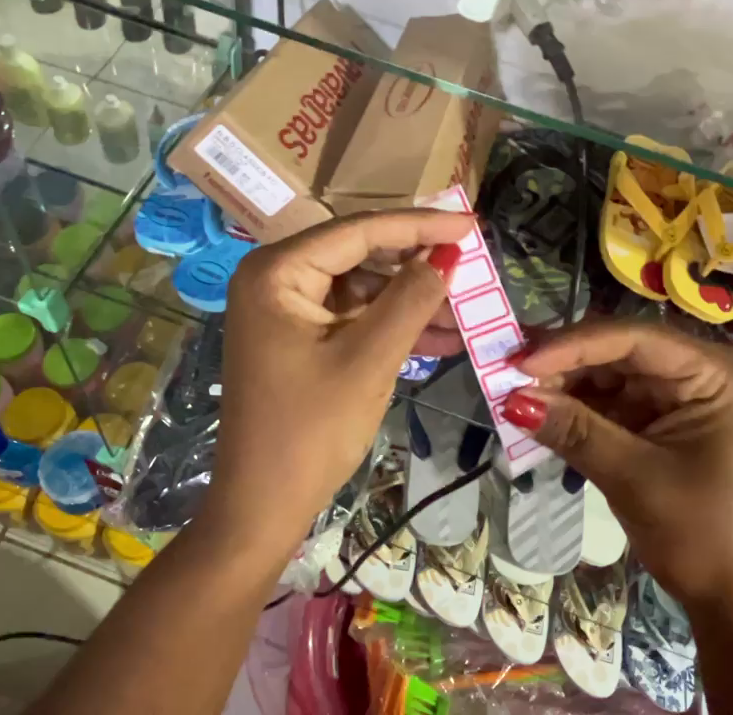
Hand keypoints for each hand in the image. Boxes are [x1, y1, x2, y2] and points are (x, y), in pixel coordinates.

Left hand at [208, 209, 474, 550]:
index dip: (419, 225)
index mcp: (276, 271)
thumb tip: (447, 253)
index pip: (359, 231)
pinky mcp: (297, 337)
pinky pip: (353, 316)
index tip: (470, 223)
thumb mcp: (368, 360)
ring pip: (362, 287)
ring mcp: (284, 308)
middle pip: (360, 254)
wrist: (261, 508)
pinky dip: (392, 325)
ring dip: (411, 300)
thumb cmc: (310, 431)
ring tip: (465, 313)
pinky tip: (441, 338)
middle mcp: (274, 277)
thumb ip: (411, 298)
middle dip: (417, 266)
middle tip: (472, 266)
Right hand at [502, 321, 732, 612]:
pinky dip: (569, 409)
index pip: (631, 338)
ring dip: (558, 385)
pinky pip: (602, 404)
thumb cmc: (704, 533)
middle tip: (502, 371)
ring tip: (508, 391)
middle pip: (613, 351)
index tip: (519, 361)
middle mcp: (688, 373)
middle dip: (560, 363)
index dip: (572, 344)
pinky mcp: (650, 425)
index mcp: (706, 372)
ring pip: (602, 376)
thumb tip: (510, 398)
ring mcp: (668, 399)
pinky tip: (532, 412)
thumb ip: (575, 431)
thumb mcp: (635, 478)